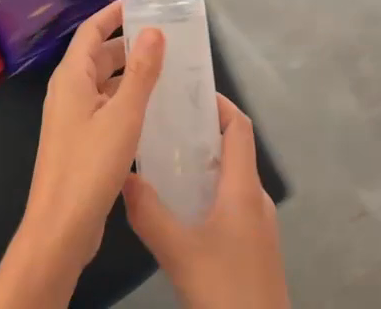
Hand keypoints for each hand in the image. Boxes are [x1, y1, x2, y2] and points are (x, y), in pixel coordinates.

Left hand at [0, 0, 164, 308]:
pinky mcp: (79, 142)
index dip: (113, 14)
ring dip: (129, 74)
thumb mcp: (123, 116)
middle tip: (166, 38)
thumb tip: (152, 29)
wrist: (61, 228)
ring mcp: (72, 119)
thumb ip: (140, 72)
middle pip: (98, 56)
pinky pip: (104, 108)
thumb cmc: (90, 166)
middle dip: (128, 44)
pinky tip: (153, 112)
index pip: (91, 31)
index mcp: (71, 77)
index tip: (141, 2)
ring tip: (167, 71)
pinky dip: (126, 101)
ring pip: (103, 84)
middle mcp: (68, 92)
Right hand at [124, 95, 288, 308]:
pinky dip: (206, 196)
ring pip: (230, 182)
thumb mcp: (179, 252)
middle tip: (162, 126)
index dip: (218, 103)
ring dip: (201, 167)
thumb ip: (149, 213)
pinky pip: (230, 207)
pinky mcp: (254, 251)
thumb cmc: (226, 290)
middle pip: (232, 151)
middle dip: (199, 134)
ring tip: (162, 166)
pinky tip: (179, 213)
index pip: (239, 127)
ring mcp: (258, 228)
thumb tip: (121, 176)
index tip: (187, 92)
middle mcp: (256, 200)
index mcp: (244, 189)